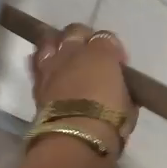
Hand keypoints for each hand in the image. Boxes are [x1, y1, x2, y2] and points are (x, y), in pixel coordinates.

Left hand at [30, 23, 137, 154]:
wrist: (76, 136)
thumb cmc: (111, 119)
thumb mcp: (129, 102)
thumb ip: (123, 87)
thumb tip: (118, 87)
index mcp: (102, 53)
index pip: (107, 37)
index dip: (114, 49)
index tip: (119, 64)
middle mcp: (74, 51)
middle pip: (76, 31)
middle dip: (84, 38)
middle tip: (91, 55)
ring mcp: (52, 64)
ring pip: (50, 39)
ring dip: (58, 44)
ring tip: (65, 56)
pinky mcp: (37, 81)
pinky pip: (36, 61)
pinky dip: (43, 61)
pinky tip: (50, 69)